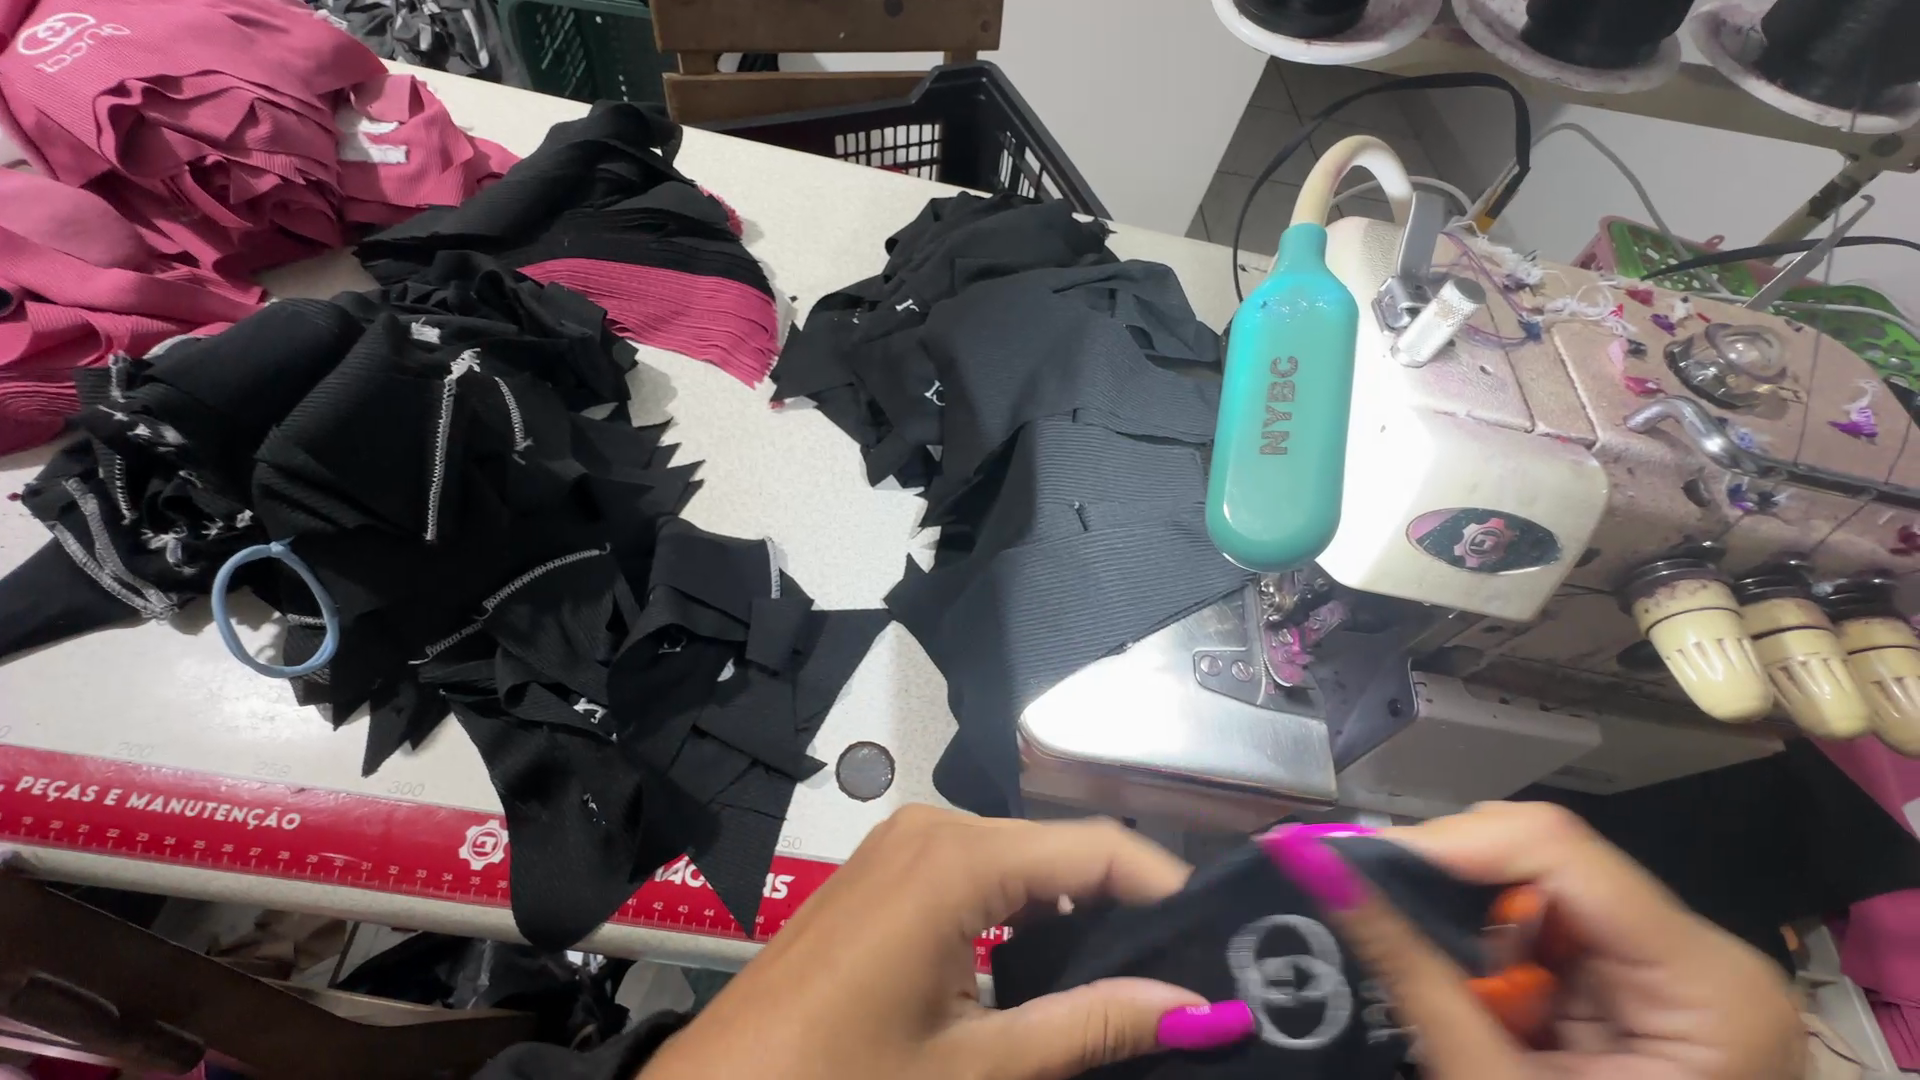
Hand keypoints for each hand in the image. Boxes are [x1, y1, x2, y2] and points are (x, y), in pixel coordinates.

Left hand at [641, 805, 1207, 1079]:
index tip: (1222, 938)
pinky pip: (980, 868)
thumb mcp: (977, 1069)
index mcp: (957, 855)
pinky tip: (1052, 957)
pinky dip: (1025, 905)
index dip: (1166, 887)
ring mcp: (905, 840)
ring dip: (1076, 904)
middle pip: (1059, 847)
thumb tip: (1196, 1008)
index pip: (1095, 847)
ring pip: (1022, 856)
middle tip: (1187, 965)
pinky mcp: (890, 864)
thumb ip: (1091, 1026)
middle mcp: (933, 825)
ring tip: (1133, 968)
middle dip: (1125, 900)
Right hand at [1266, 802, 1805, 1079]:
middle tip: (1374, 914)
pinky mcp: (1641, 971)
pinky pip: (1541, 908)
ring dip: (1458, 905)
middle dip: (1445, 877)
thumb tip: (1301, 853)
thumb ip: (1403, 962)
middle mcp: (1700, 948)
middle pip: (1541, 850)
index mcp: (1703, 981)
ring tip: (1425, 959)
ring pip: (1530, 870)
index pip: (1556, 846)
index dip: (1445, 843)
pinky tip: (1473, 979)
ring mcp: (1673, 958)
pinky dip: (1484, 932)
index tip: (1352, 865)